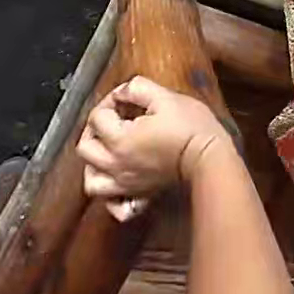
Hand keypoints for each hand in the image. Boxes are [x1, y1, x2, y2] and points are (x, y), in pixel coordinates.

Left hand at [78, 76, 232, 221]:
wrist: (209, 158)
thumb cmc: (189, 126)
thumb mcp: (164, 96)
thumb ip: (137, 88)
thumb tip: (122, 91)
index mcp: (119, 139)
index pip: (97, 116)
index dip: (111, 100)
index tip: (127, 96)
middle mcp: (115, 165)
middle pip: (85, 148)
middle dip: (94, 128)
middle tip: (112, 117)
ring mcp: (125, 184)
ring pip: (91, 181)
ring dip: (94, 163)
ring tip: (109, 148)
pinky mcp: (138, 196)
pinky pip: (113, 204)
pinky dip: (109, 195)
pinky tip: (118, 179)